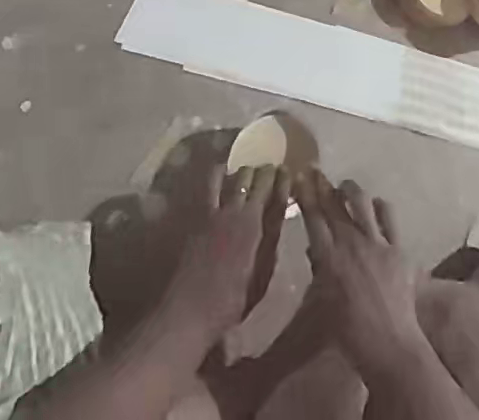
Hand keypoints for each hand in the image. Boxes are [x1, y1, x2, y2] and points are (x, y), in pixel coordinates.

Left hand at [161, 166, 284, 342]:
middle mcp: (240, 212)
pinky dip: (219, 174)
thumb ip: (271, 241)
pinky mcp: (200, 215)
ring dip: (243, 171)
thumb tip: (278, 216)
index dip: (283, 179)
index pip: (276, 193)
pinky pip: (211, 185)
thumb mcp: (262, 274)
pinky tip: (222, 173)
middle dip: (265, 171)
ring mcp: (217, 211)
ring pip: (235, 177)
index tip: (287, 171)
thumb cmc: (233, 300)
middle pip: (255, 180)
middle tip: (270, 169)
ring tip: (247, 171)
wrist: (191, 309)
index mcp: (259, 227)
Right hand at [297, 172, 425, 375]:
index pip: (313, 216)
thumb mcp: (323, 301)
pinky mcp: (398, 247)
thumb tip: (315, 247)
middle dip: (322, 184)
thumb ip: (320, 270)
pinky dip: (378, 206)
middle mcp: (351, 243)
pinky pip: (388, 216)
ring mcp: (377, 243)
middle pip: (333, 204)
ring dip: (350, 190)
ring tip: (345, 187)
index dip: (306, 193)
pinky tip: (374, 205)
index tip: (300, 175)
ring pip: (361, 201)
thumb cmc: (350, 333)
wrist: (390, 346)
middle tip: (315, 170)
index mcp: (329, 258)